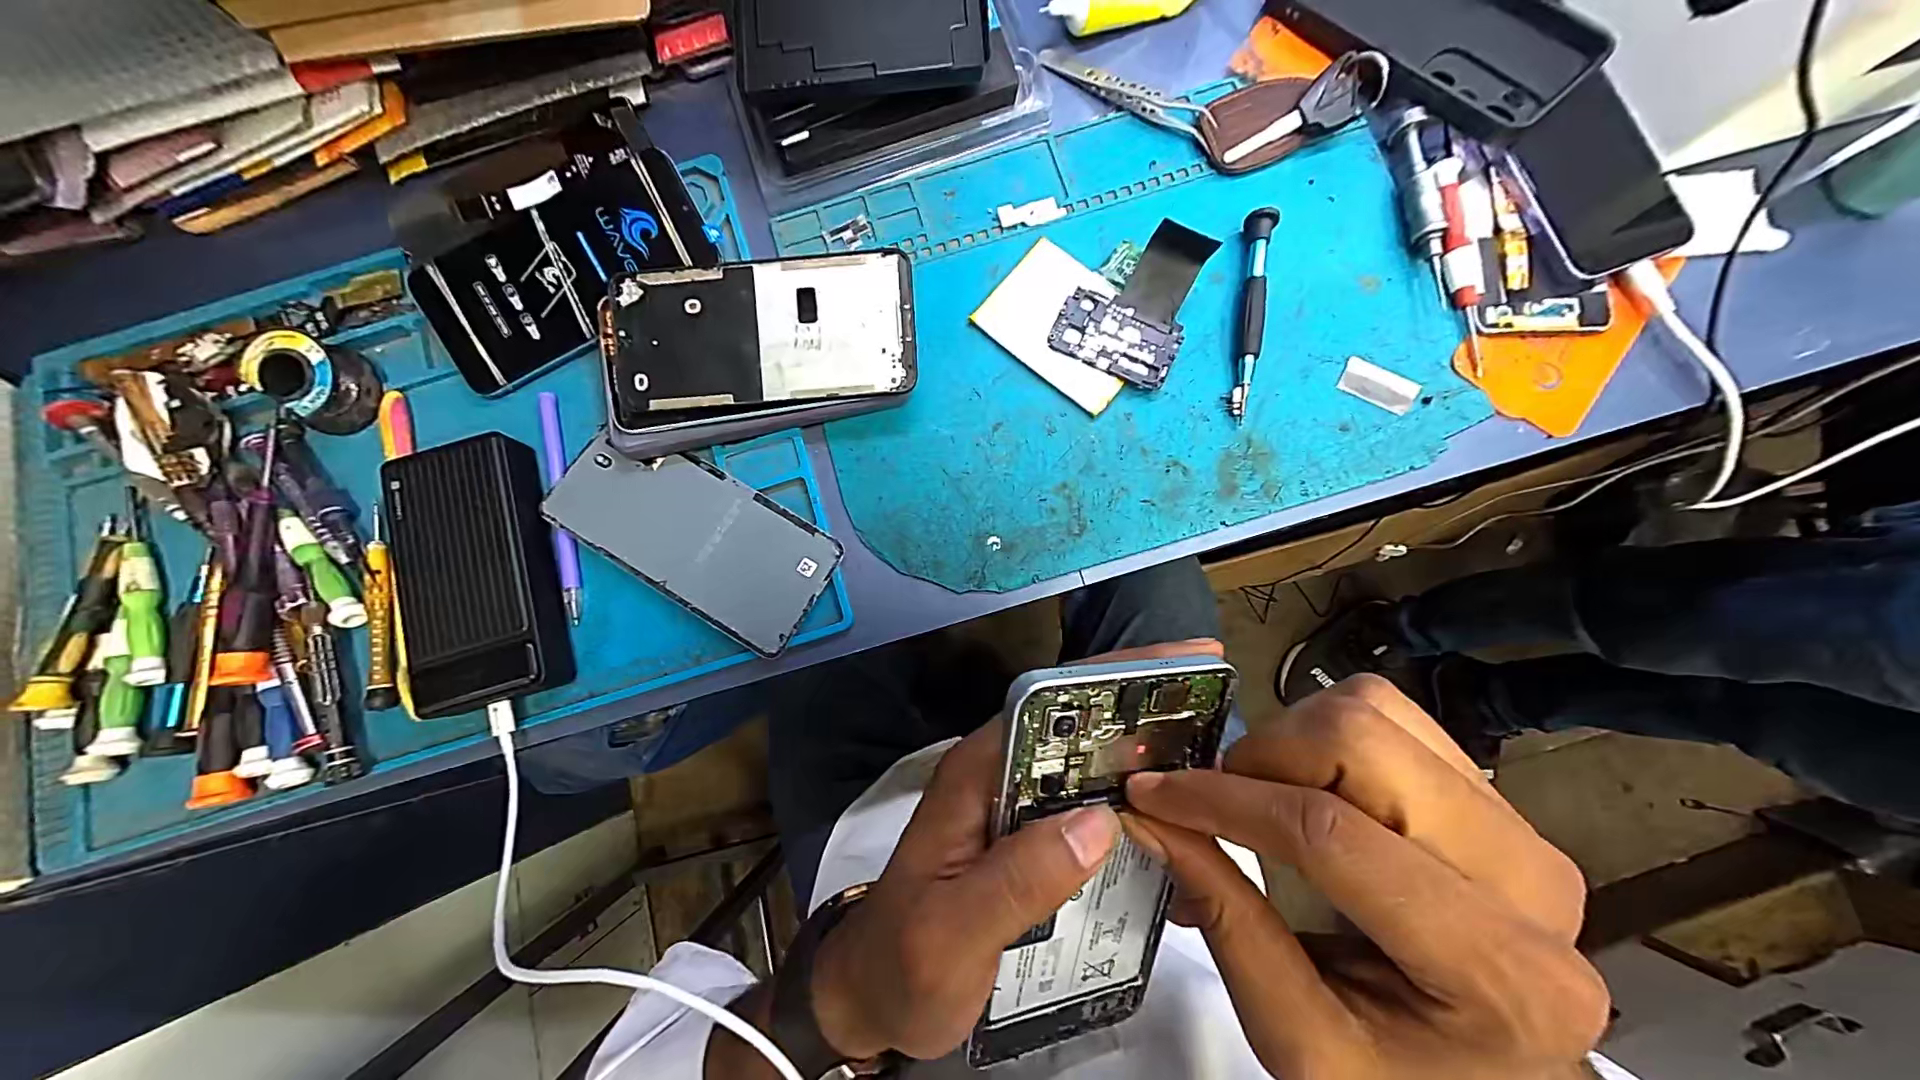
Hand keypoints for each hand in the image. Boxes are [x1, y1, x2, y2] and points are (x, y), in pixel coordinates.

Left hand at [809, 638, 1224, 1061]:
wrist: (871, 995)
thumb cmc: (901, 963)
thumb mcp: (953, 931)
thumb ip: (1018, 878)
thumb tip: (1100, 821)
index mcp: (975, 774)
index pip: (1044, 702)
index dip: (1109, 676)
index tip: (1176, 662)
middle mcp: (996, 775)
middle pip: (1072, 721)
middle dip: (1138, 702)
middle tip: (1210, 698)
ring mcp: (1011, 804)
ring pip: (1082, 759)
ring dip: (1138, 746)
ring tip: (1204, 741)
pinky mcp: (1026, 834)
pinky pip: (1083, 800)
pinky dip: (1126, 792)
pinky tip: (1167, 803)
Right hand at [1123, 675, 1609, 1079]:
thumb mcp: (1298, 1038)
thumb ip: (1226, 921)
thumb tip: (1151, 822)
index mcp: (1496, 970)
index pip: (1329, 834)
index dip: (1224, 801)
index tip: (1154, 793)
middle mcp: (1528, 878)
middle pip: (1360, 741)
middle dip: (1261, 757)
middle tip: (1216, 800)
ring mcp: (1516, 825)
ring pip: (1373, 711)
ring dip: (1289, 740)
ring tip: (1260, 796)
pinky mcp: (1489, 797)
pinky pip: (1389, 715)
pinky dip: (1319, 734)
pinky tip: (1302, 786)